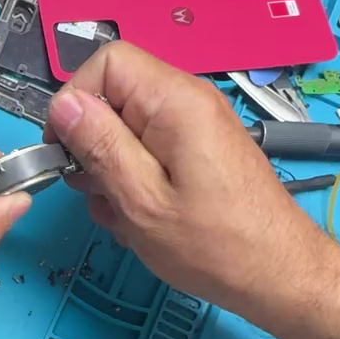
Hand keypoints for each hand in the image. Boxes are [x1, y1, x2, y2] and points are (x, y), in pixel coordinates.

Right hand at [43, 42, 339, 326]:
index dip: (75, 101)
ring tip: (119, 212)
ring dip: (108, 170)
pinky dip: (131, 181)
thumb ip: (99, 145)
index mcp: (175, 102)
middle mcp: (187, 102)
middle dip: (90, 142)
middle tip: (94, 190)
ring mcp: (193, 127)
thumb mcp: (141, 199)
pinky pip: (146, 150)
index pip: (106, 63)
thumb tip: (64, 104)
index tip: (66, 150)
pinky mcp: (196, 151)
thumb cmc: (212, 244)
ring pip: (125, 128)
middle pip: (113, 95)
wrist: (275, 275)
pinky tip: (137, 216)